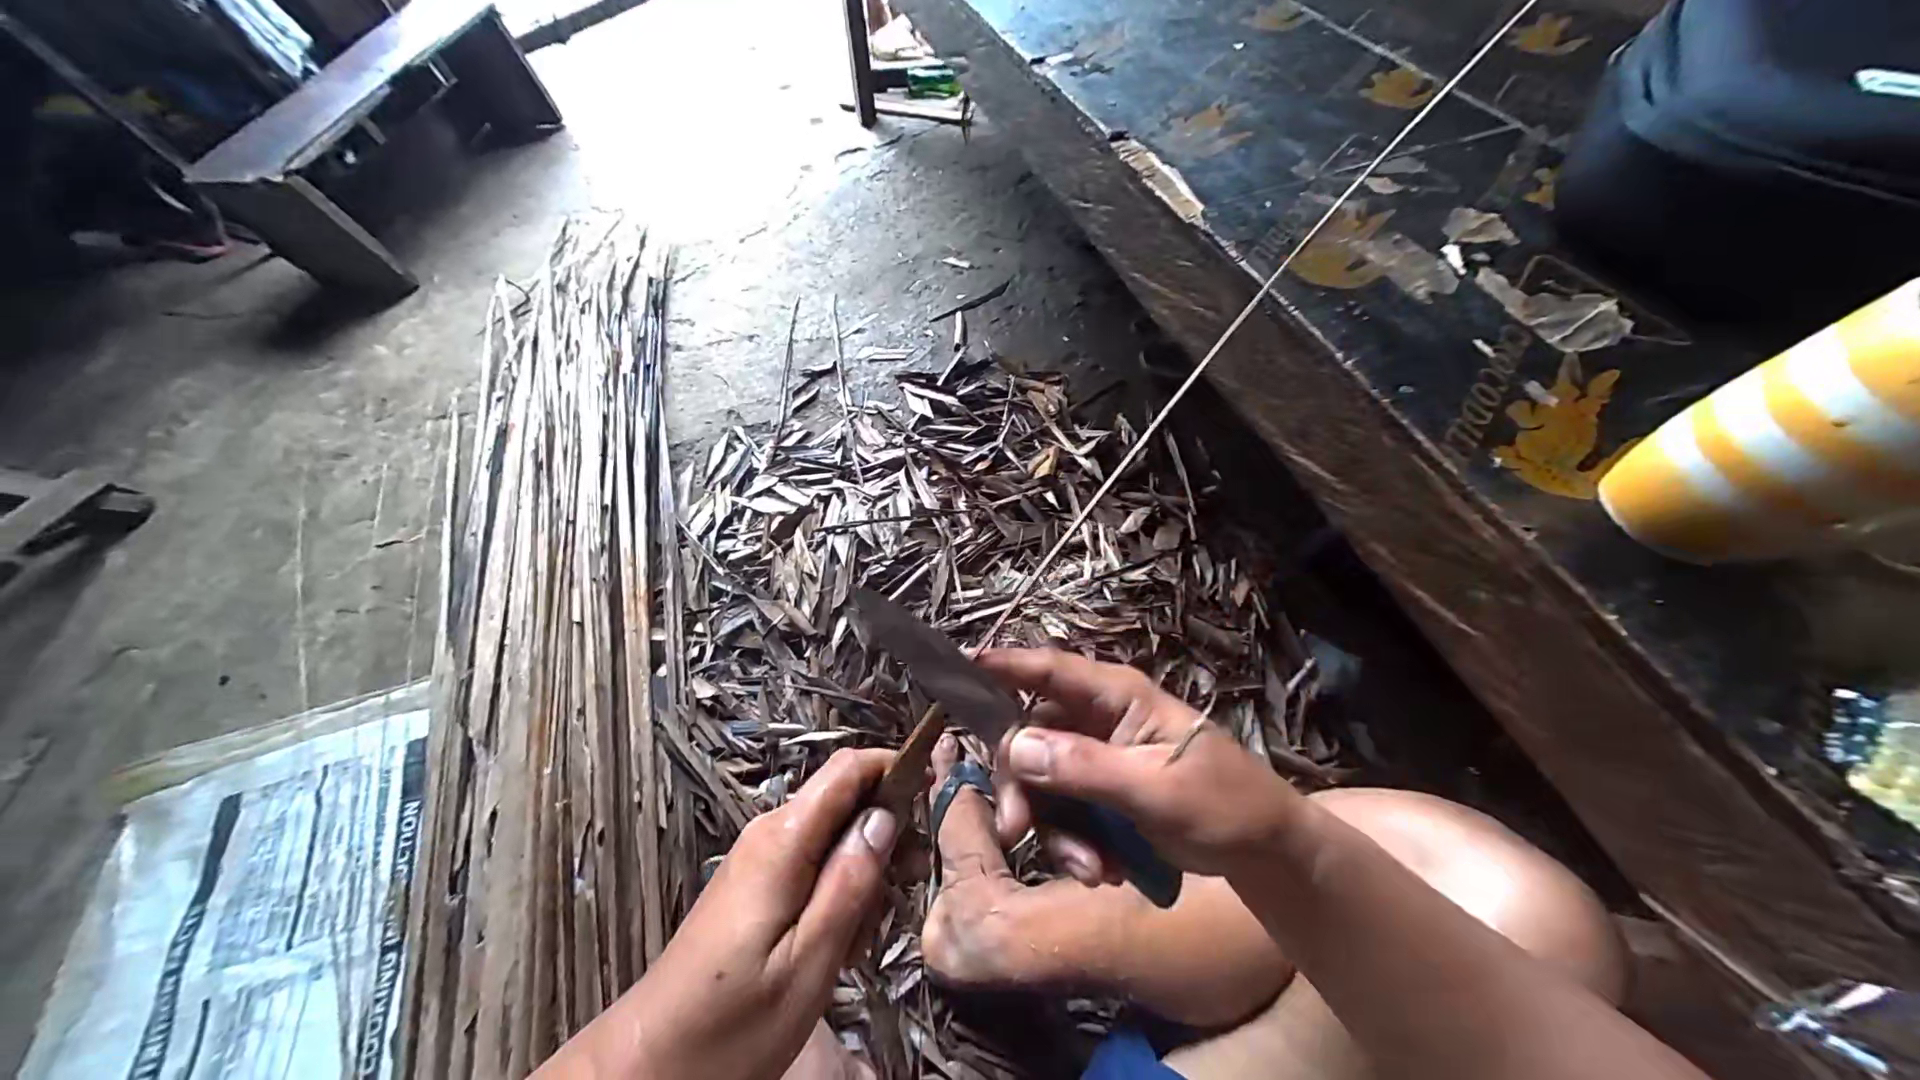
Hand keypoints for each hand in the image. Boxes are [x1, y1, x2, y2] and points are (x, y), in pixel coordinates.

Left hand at [537, 748, 896, 1079]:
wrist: (649, 1065)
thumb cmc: (732, 1026)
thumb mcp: (809, 961)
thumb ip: (851, 881)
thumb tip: (886, 815)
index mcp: (784, 840)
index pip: (848, 769)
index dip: (893, 765)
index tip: (932, 792)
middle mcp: (770, 833)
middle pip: (845, 798)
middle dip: (886, 830)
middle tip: (908, 887)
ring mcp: (761, 857)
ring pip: (833, 833)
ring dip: (864, 868)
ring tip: (865, 934)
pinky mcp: (757, 881)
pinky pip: (814, 861)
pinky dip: (840, 887)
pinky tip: (840, 939)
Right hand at [978, 647, 1306, 878]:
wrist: (1260, 851)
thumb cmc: (1222, 802)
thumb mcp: (1157, 788)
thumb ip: (1086, 767)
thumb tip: (1015, 745)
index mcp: (1116, 697)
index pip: (1050, 669)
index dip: (1004, 665)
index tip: (960, 665)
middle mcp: (1096, 720)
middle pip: (1028, 736)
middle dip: (1020, 785)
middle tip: (1015, 829)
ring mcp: (1094, 758)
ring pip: (1040, 782)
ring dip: (1053, 829)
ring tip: (1090, 871)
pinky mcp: (1096, 795)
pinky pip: (1061, 813)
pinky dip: (1072, 845)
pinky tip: (1104, 871)